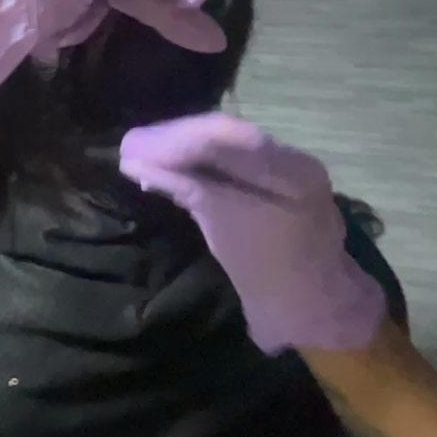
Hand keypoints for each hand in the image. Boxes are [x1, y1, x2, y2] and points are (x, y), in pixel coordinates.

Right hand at [116, 114, 386, 352]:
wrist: (308, 304)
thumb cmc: (269, 271)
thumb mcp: (224, 228)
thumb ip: (184, 188)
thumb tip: (132, 162)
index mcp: (291, 169)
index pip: (227, 136)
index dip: (175, 138)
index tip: (133, 149)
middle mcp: (287, 157)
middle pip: (221, 132)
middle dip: (170, 138)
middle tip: (128, 146)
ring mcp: (277, 167)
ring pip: (218, 142)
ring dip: (175, 146)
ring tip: (137, 155)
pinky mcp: (263, 179)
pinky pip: (221, 158)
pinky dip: (187, 159)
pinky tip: (161, 167)